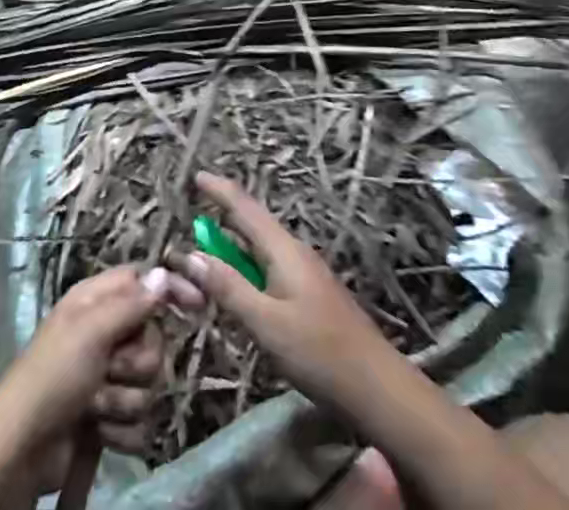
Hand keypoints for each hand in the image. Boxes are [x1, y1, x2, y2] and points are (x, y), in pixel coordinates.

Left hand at [0, 266, 179, 456]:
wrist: (26, 444)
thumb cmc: (54, 374)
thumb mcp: (89, 330)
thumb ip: (130, 303)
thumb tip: (164, 273)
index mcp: (94, 302)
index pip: (141, 281)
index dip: (168, 289)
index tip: (197, 305)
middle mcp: (103, 333)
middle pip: (152, 338)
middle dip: (138, 362)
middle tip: (111, 368)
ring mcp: (107, 377)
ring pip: (149, 384)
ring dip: (124, 399)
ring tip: (94, 404)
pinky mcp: (111, 416)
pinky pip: (141, 421)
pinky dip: (120, 429)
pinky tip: (96, 430)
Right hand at [169, 172, 394, 407]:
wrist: (381, 392)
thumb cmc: (319, 352)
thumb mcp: (264, 321)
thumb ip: (226, 286)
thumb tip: (189, 254)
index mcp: (283, 250)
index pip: (244, 207)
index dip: (219, 190)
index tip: (195, 175)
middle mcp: (294, 254)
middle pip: (251, 226)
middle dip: (220, 220)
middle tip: (188, 223)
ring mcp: (305, 275)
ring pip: (259, 250)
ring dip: (230, 249)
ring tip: (203, 254)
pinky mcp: (309, 297)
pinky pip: (267, 270)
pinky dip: (244, 270)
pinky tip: (235, 288)